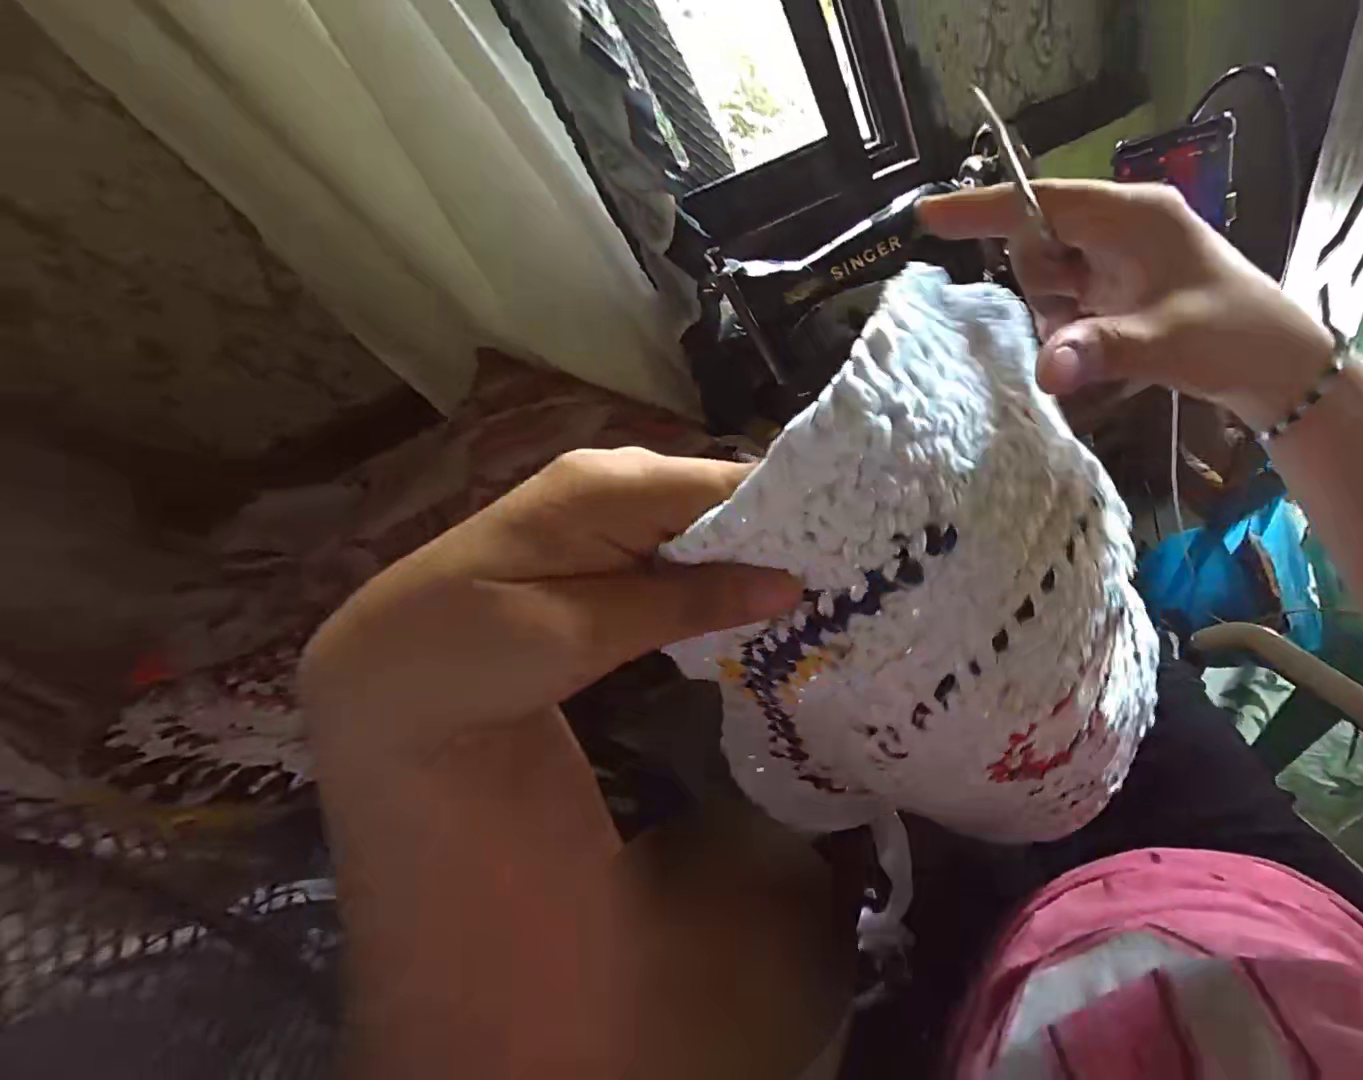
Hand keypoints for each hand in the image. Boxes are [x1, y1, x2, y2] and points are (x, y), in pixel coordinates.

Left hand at [298, 449, 800, 751]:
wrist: (387, 673)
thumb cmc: (471, 652)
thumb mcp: (584, 633)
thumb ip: (690, 602)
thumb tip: (791, 583)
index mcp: (610, 485)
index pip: (727, 482)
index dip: (790, 510)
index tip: (847, 547)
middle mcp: (618, 475)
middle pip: (725, 493)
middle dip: (780, 532)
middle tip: (840, 575)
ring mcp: (616, 501)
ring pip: (712, 515)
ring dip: (756, 550)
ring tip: (814, 584)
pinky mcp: (616, 532)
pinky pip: (689, 536)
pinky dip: (724, 562)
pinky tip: (755, 590)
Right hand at [920, 179, 1334, 428]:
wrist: (1275, 364)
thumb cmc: (1231, 336)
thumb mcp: (1166, 342)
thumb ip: (1101, 351)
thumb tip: (1044, 372)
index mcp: (1132, 218)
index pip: (1043, 202)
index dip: (985, 209)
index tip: (930, 216)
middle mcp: (1120, 232)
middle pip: (1041, 243)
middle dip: (1043, 286)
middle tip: (1079, 323)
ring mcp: (1120, 264)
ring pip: (1052, 279)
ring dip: (1059, 316)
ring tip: (1103, 341)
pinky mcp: (1121, 292)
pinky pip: (1070, 303)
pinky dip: (1072, 329)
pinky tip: (1101, 349)